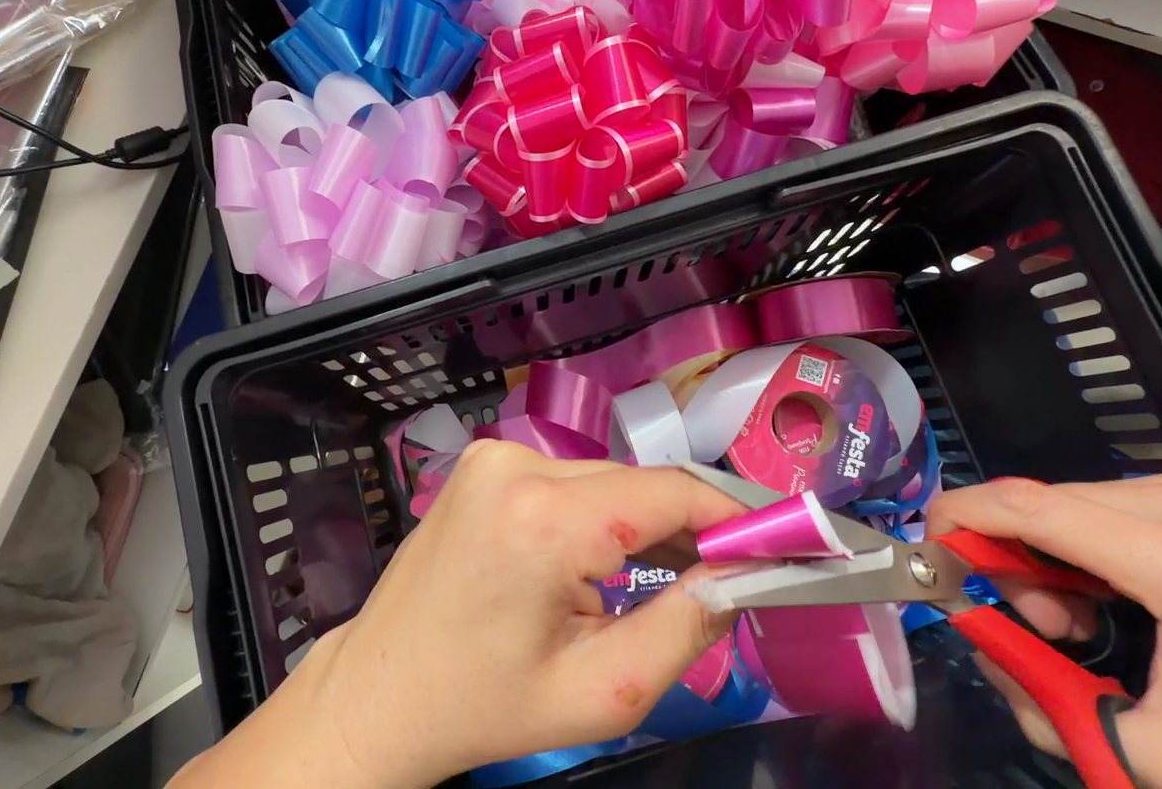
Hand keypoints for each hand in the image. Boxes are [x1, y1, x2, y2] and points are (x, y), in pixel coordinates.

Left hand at [172, 440, 744, 788]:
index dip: (732, 517)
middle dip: (687, 530)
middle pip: (637, 486)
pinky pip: (570, 481)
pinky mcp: (484, 464)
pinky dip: (600, 515)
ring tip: (664, 580)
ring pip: (607, 482)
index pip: (669, 494)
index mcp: (542, 520)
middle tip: (724, 579)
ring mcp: (493, 457)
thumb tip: (739, 575)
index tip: (779, 543)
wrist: (382, 691)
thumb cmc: (486, 704)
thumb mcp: (601, 691)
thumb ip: (685, 628)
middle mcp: (515, 465)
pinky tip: (604, 562)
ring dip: (642, 525)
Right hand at [929, 468, 1161, 788]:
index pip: (1030, 508)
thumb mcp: (1156, 756)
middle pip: (1040, 505)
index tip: (927, 557)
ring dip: (1043, 557)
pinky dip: (1077, 545)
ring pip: (1063, 502)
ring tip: (1080, 622)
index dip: (959, 521)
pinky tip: (1110, 595)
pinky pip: (1097, 503)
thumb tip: (973, 632)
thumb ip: (1040, 698)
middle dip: (1008, 563)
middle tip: (1037, 630)